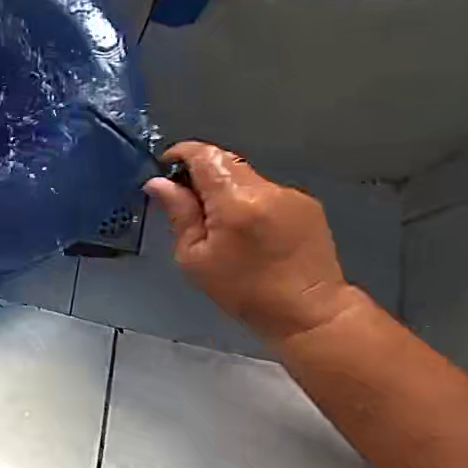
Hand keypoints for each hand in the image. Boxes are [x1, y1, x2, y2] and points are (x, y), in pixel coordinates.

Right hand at [143, 142, 361, 343]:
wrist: (309, 313)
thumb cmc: (244, 291)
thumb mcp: (194, 257)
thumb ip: (178, 213)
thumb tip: (159, 183)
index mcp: (235, 201)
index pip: (204, 155)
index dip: (180, 154)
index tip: (166, 168)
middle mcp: (266, 189)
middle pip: (225, 162)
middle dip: (201, 175)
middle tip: (188, 204)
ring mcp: (291, 195)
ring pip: (246, 178)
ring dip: (227, 191)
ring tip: (221, 226)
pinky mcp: (306, 205)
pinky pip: (267, 192)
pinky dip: (250, 203)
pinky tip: (250, 234)